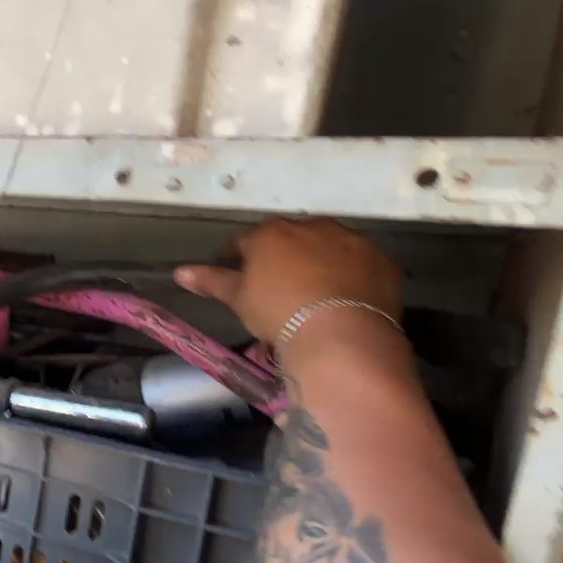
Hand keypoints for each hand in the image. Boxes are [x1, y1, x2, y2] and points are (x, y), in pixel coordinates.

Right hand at [174, 218, 402, 343]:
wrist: (341, 335)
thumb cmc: (277, 311)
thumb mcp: (238, 299)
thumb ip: (211, 280)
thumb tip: (180, 272)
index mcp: (271, 232)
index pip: (244, 241)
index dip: (235, 259)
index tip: (233, 277)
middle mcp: (312, 227)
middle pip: (288, 238)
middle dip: (279, 256)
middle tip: (273, 284)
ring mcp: (352, 241)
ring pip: (326, 247)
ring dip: (316, 261)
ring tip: (309, 291)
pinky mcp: (382, 261)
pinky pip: (357, 264)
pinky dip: (347, 275)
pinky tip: (339, 298)